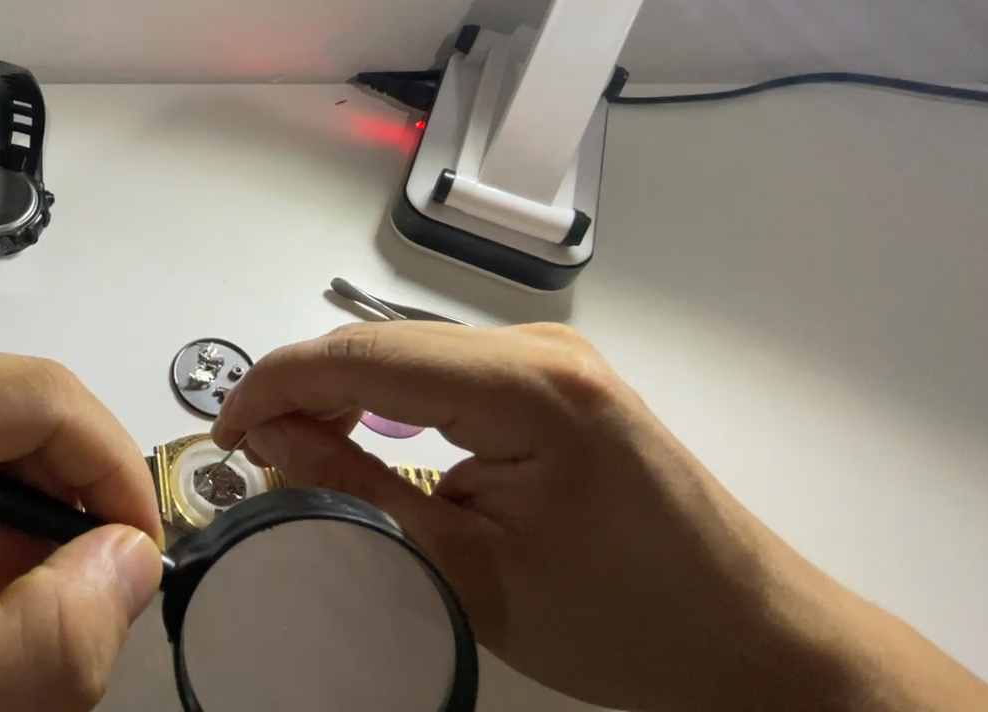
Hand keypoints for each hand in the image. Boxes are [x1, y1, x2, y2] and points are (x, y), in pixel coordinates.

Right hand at [214, 322, 987, 711]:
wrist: (763, 644)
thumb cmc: (626, 627)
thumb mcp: (469, 574)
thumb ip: (358, 490)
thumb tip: (270, 439)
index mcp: (527, 388)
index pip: (362, 358)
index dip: (276, 385)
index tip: (224, 433)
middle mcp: (534, 345)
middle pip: (374, 342)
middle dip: (298, 388)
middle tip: (251, 449)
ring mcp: (542, 349)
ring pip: (396, 347)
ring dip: (334, 390)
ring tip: (292, 446)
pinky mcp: (544, 368)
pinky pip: (430, 363)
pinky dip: (376, 393)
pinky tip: (354, 433)